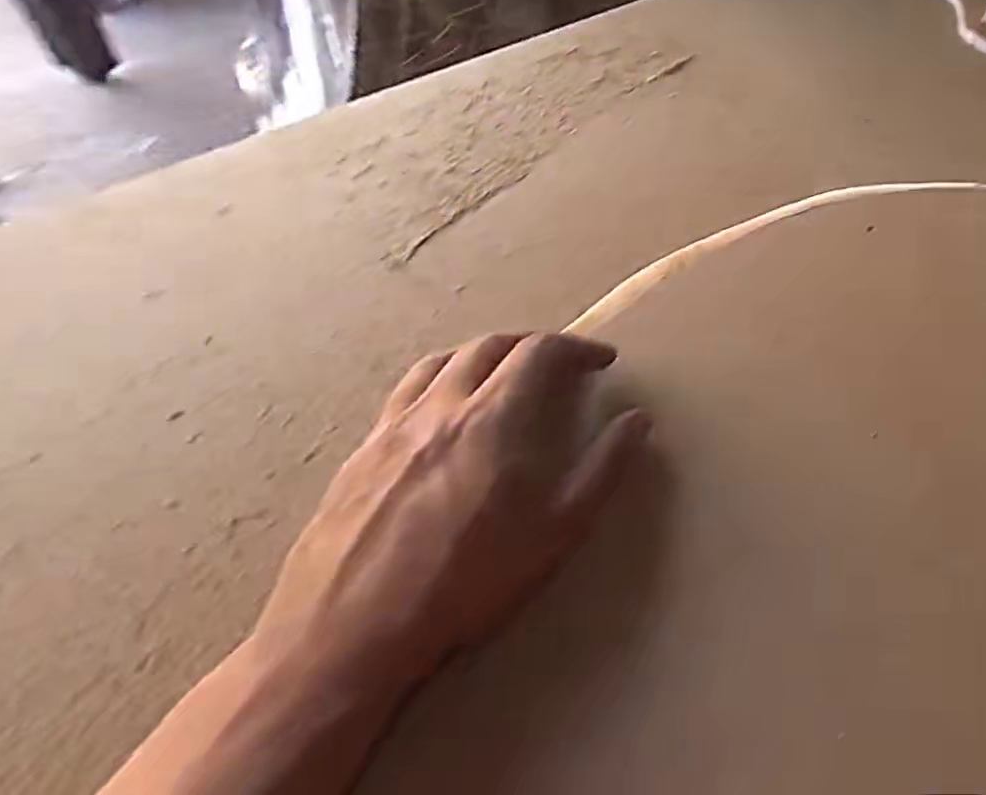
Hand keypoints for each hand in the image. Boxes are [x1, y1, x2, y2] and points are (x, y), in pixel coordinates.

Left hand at [251, 332, 649, 686]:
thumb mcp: (561, 527)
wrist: (347, 640)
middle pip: (489, 346)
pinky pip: (403, 396)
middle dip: (532, 344)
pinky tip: (445, 419)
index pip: (540, 352)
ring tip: (502, 375)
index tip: (602, 361)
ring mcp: (391, 430)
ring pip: (439, 363)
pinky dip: (439, 384)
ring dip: (481, 356)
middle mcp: (441, 408)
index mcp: (495, 417)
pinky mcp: (356, 458)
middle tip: (559, 363)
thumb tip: (638, 419)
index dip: (577, 348)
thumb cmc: (470, 580)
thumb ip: (605, 466)